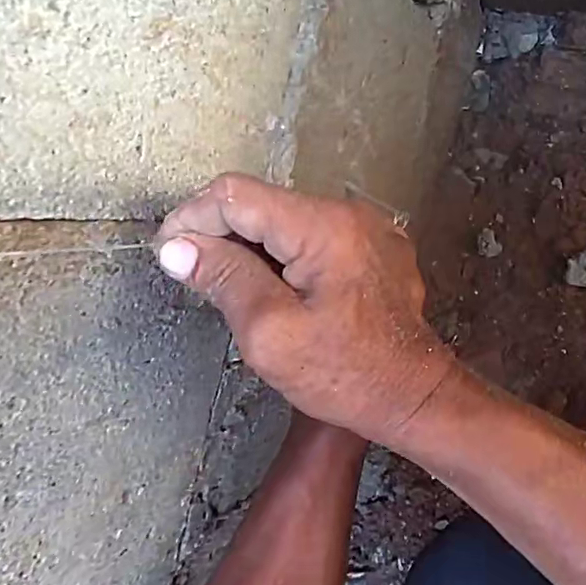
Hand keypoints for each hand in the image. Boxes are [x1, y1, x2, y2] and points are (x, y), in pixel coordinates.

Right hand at [154, 173, 455, 444]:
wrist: (411, 391)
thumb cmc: (348, 373)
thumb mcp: (271, 333)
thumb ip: (225, 279)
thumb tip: (179, 247)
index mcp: (327, 228)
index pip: (237, 193)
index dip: (192, 219)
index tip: (174, 255)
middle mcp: (354, 215)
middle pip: (266, 202)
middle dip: (224, 235)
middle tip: (205, 281)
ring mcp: (372, 228)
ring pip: (291, 218)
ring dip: (258, 247)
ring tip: (249, 295)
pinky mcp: (378, 246)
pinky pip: (321, 233)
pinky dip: (292, 253)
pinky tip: (287, 292)